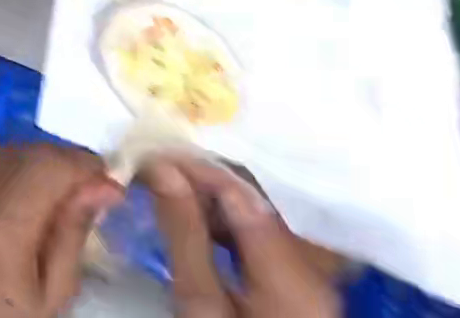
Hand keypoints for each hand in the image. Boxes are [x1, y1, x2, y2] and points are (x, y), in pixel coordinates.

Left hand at [0, 145, 123, 317]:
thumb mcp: (50, 293)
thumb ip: (74, 231)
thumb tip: (106, 183)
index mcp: (0, 221)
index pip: (52, 163)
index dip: (85, 165)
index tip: (107, 181)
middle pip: (30, 150)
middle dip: (62, 167)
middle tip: (80, 197)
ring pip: (9, 149)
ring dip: (33, 167)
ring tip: (42, 206)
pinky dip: (6, 170)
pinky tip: (9, 201)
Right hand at [141, 156, 341, 317]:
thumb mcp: (200, 306)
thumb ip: (183, 232)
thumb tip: (161, 166)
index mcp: (294, 272)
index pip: (239, 190)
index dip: (191, 165)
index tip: (145, 155)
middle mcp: (315, 265)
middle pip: (253, 197)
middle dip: (198, 176)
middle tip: (148, 168)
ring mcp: (314, 277)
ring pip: (255, 211)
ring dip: (208, 195)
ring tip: (163, 188)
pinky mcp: (304, 287)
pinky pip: (262, 233)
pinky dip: (225, 219)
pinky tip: (195, 220)